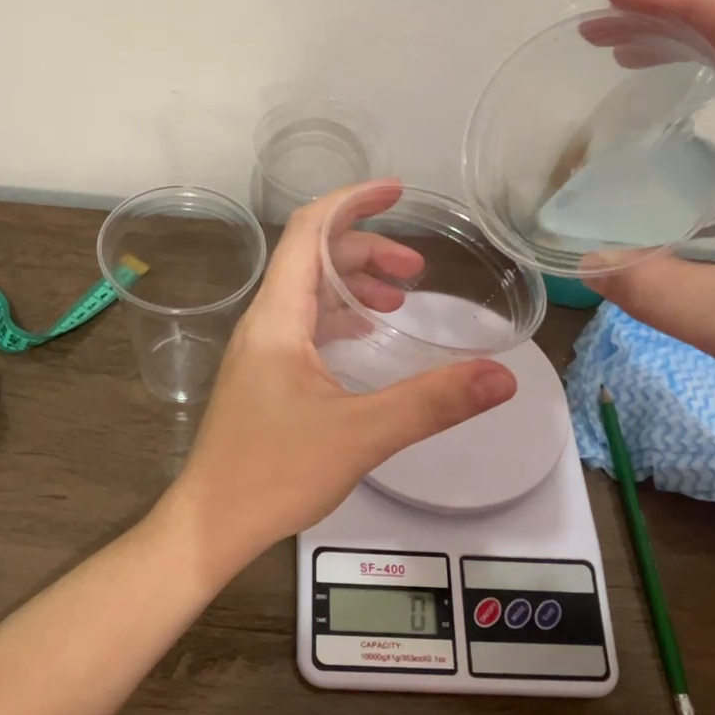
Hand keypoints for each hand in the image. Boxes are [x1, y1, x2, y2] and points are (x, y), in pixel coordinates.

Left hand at [164, 182, 517, 560]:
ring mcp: (260, 352)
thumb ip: (432, 402)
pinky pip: (304, 327)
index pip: (308, 230)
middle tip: (415, 271)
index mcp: (278, 318)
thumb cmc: (274, 472)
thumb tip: (502, 378)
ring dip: (353, 285)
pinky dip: (339, 319)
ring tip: (400, 299)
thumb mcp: (361, 434)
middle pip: (311, 258)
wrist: (213, 522)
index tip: (397, 192)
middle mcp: (264, 324)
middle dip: (365, 249)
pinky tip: (366, 339)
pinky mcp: (264, 379)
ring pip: (308, 295)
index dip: (352, 201)